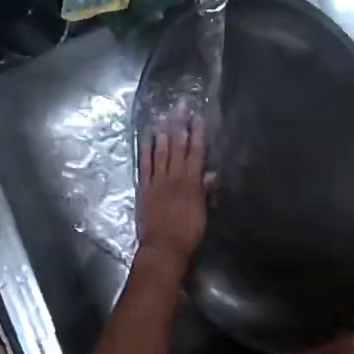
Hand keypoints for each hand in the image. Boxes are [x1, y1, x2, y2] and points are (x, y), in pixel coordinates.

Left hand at [136, 111, 210, 265]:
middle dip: (179, 125)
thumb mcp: (202, 211)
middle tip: (180, 105)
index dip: (198, 133)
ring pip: (160, 151)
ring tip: (164, 116)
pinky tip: (146, 139)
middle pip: (177, 146)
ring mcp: (157, 181)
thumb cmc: (189, 232)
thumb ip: (204, 191)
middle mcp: (174, 176)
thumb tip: (210, 174)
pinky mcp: (143, 188)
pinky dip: (145, 151)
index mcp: (192, 182)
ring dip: (162, 133)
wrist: (164, 247)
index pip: (196, 152)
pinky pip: (145, 165)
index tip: (198, 116)